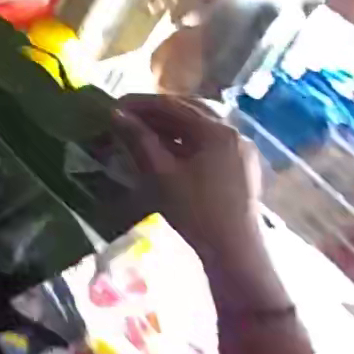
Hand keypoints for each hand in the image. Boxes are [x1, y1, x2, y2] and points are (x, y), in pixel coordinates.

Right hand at [112, 94, 266, 270]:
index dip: (139, 103)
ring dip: (169, 121)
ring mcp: (240, 149)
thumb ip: (138, 138)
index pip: (172, 105)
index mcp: (216, 132)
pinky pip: (207, 139)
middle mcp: (233, 134)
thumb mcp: (159, 172)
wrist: (234, 250)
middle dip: (155, 109)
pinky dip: (183, 135)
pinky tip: (165, 145)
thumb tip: (116, 113)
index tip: (113, 105)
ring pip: (199, 124)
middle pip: (189, 109)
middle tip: (126, 113)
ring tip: (141, 128)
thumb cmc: (194, 209)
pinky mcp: (240, 164)